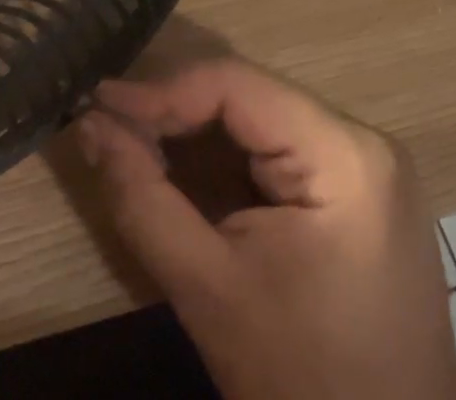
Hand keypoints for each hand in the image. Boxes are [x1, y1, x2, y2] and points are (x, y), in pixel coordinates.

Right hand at [76, 58, 455, 399]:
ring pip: (256, 122)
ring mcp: (366, 171)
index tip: (95, 108)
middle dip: (171, 112)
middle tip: (106, 130)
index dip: (157, 91)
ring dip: (191, 134)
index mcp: (345, 156)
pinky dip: (220, 159)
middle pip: (247, 97)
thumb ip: (139, 193)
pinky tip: (180, 175)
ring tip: (131, 148)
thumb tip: (89, 122)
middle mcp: (364, 145)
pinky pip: (274, 153)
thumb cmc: (301, 374)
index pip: (233, 84)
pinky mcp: (355, 198)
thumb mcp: (203, 282)